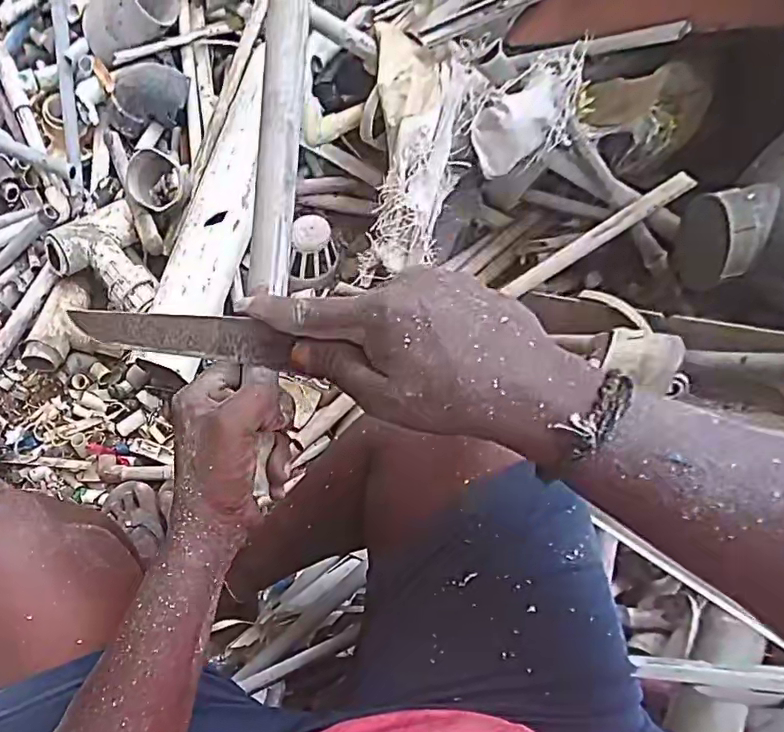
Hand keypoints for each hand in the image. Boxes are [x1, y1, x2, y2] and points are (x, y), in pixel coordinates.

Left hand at [167, 361, 291, 562]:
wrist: (217, 529)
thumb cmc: (208, 487)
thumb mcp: (232, 424)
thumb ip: (256, 391)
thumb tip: (273, 376)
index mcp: (198, 398)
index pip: (240, 366)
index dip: (261, 382)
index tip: (269, 401)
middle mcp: (214, 415)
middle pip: (265, 395)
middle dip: (275, 420)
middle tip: (267, 434)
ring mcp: (232, 438)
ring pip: (276, 422)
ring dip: (280, 446)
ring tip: (269, 464)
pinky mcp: (248, 458)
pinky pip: (278, 446)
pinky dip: (281, 462)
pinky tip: (271, 476)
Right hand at [245, 268, 597, 460]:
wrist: (530, 387)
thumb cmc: (457, 398)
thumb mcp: (381, 397)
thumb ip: (336, 367)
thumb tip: (304, 350)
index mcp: (379, 313)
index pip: (312, 312)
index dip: (278, 312)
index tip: (253, 305)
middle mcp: (404, 285)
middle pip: (351, 313)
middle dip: (346, 342)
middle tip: (365, 379)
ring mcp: (434, 280)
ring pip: (385, 310)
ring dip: (383, 338)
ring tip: (416, 374)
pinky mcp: (457, 284)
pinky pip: (414, 304)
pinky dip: (410, 328)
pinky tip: (435, 357)